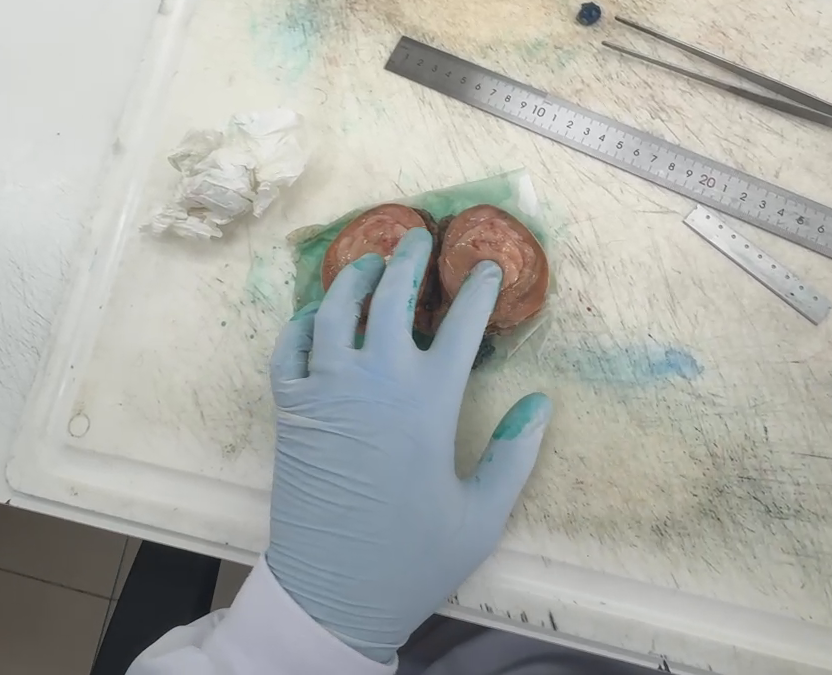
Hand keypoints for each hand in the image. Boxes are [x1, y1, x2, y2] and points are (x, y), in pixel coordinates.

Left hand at [264, 226, 552, 662]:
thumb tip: (542, 401)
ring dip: (354, 278)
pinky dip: (302, 323)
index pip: (463, 324)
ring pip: (336, 309)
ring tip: (369, 263)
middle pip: (393, 296)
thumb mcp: (481, 514)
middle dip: (409, 259)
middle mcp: (376, 379)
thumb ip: (515, 454)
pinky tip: (316, 315)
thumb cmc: (412, 555)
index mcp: (428, 401)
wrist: (331, 592)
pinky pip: (290, 347)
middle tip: (417, 239)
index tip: (486, 266)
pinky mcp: (290, 405)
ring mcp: (327, 388)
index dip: (478, 289)